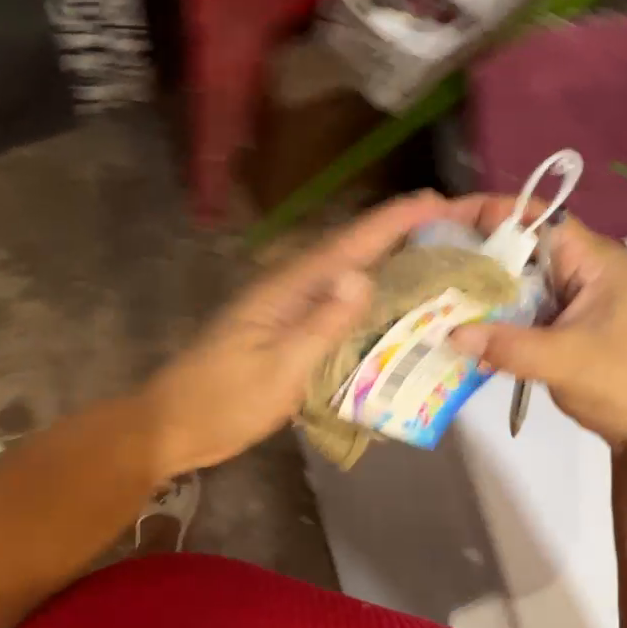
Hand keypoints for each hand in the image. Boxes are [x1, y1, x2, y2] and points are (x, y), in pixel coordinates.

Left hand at [138, 193, 455, 474]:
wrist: (171, 427)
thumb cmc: (221, 402)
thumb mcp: (277, 370)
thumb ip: (320, 325)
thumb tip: (364, 276)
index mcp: (285, 290)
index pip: (348, 246)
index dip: (395, 221)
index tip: (441, 200)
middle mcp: (286, 292)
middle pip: (350, 255)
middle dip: (400, 237)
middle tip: (455, 230)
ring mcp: (281, 315)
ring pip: (342, 281)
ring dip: (385, 269)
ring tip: (436, 264)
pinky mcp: (279, 339)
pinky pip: (331, 312)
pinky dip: (363, 307)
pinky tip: (386, 315)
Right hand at [445, 197, 626, 452]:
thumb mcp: (568, 360)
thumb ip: (508, 346)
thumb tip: (450, 333)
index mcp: (592, 260)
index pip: (535, 218)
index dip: (488, 212)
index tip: (439, 222)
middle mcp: (578, 273)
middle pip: (517, 251)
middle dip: (472, 255)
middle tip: (423, 266)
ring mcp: (569, 305)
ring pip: (513, 287)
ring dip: (476, 293)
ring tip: (428, 298)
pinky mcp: (559, 333)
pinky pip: (516, 317)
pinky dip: (487, 322)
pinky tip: (454, 333)